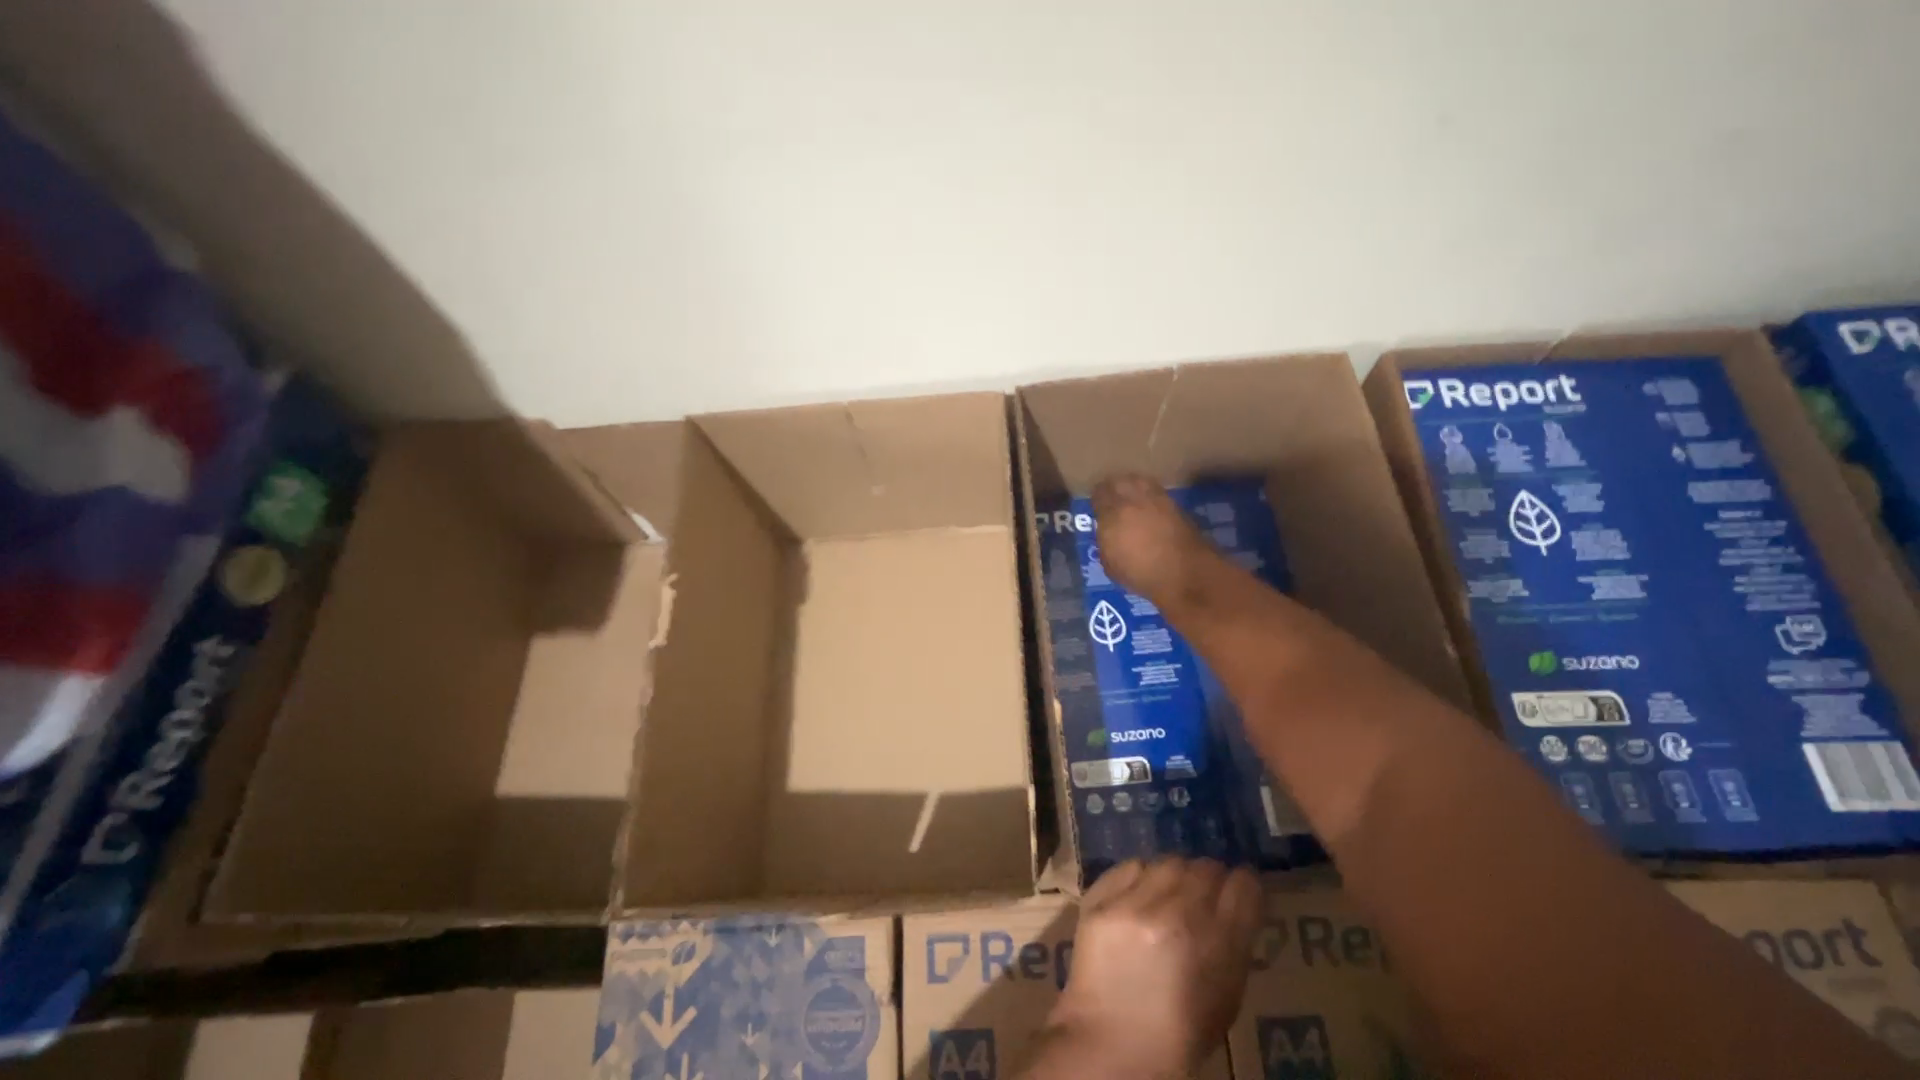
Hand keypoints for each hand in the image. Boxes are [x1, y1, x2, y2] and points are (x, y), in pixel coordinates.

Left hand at [1041, 858, 1261, 1078]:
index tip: (1238, 893)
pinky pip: (1131, 867)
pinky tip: (1140, 896)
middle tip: (1203, 896)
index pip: (1243, 885)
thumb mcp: (1228, 994)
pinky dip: (1141, 878)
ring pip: (1169, 862)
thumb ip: (1236, 944)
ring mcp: (1134, 903)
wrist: (1111, 1043)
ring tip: (1169, 895)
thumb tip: (1236, 904)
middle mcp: (1178, 912)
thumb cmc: (1180, 1031)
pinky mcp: (1100, 898)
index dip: (1244, 887)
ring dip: (1175, 876)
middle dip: (1210, 880)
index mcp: (1217, 941)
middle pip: (1206, 868)